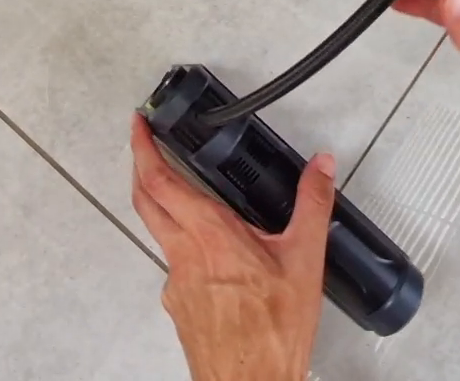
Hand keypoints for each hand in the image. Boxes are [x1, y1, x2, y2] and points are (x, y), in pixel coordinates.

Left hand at [129, 115, 332, 380]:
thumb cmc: (273, 334)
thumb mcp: (305, 260)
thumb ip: (312, 204)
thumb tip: (321, 166)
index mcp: (209, 234)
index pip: (160, 181)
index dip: (142, 148)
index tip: (138, 125)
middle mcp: (184, 254)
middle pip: (146, 200)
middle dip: (141, 165)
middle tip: (145, 144)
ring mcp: (177, 282)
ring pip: (159, 231)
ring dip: (162, 203)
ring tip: (184, 192)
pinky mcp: (180, 306)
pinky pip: (175, 263)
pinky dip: (184, 243)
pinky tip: (212, 251)